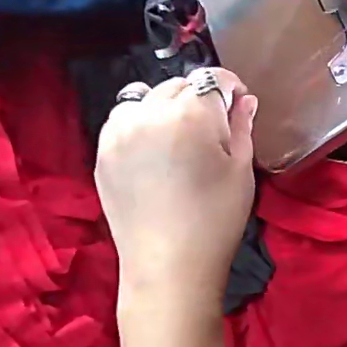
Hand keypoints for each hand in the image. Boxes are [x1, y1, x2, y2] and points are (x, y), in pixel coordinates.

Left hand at [95, 68, 258, 338]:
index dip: (230, 88)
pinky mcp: (102, 151)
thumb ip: (242, 128)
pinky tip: (153, 150)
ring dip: (164, 106)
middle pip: (178, 85)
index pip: (212, 79)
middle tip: (212, 130)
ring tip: (177, 136)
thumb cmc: (215, 222)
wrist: (168, 267)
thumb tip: (243, 101)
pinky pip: (122, 120)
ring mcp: (119, 131)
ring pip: (145, 97)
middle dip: (198, 98)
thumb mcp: (241, 173)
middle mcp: (150, 112)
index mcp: (191, 114)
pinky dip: (139, 123)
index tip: (238, 105)